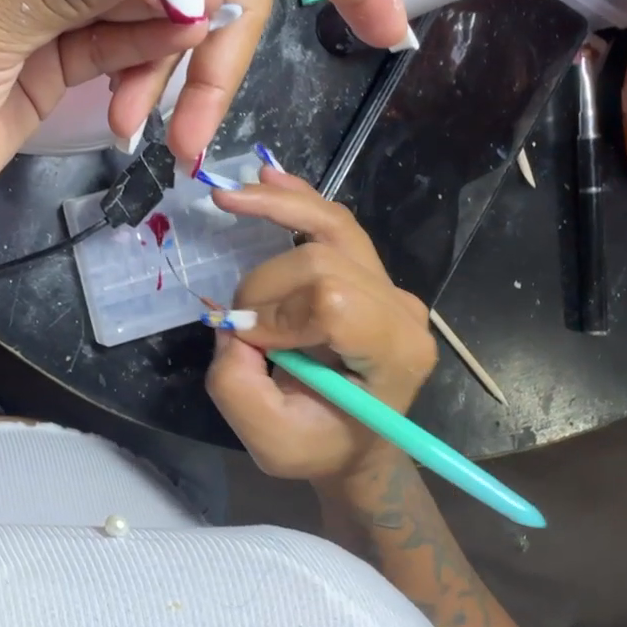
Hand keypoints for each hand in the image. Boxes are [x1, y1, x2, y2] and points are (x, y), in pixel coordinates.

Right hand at [204, 168, 437, 481]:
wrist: (354, 446)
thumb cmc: (318, 447)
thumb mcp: (269, 441)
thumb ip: (238, 385)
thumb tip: (229, 324)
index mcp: (392, 354)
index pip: (334, 299)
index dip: (277, 314)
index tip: (250, 345)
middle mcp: (400, 310)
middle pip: (321, 261)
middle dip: (264, 288)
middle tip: (241, 326)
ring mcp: (387, 286)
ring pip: (329, 225)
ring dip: (275, 210)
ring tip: (226, 197)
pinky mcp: (366, 272)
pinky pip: (333, 223)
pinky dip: (295, 201)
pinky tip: (266, 179)